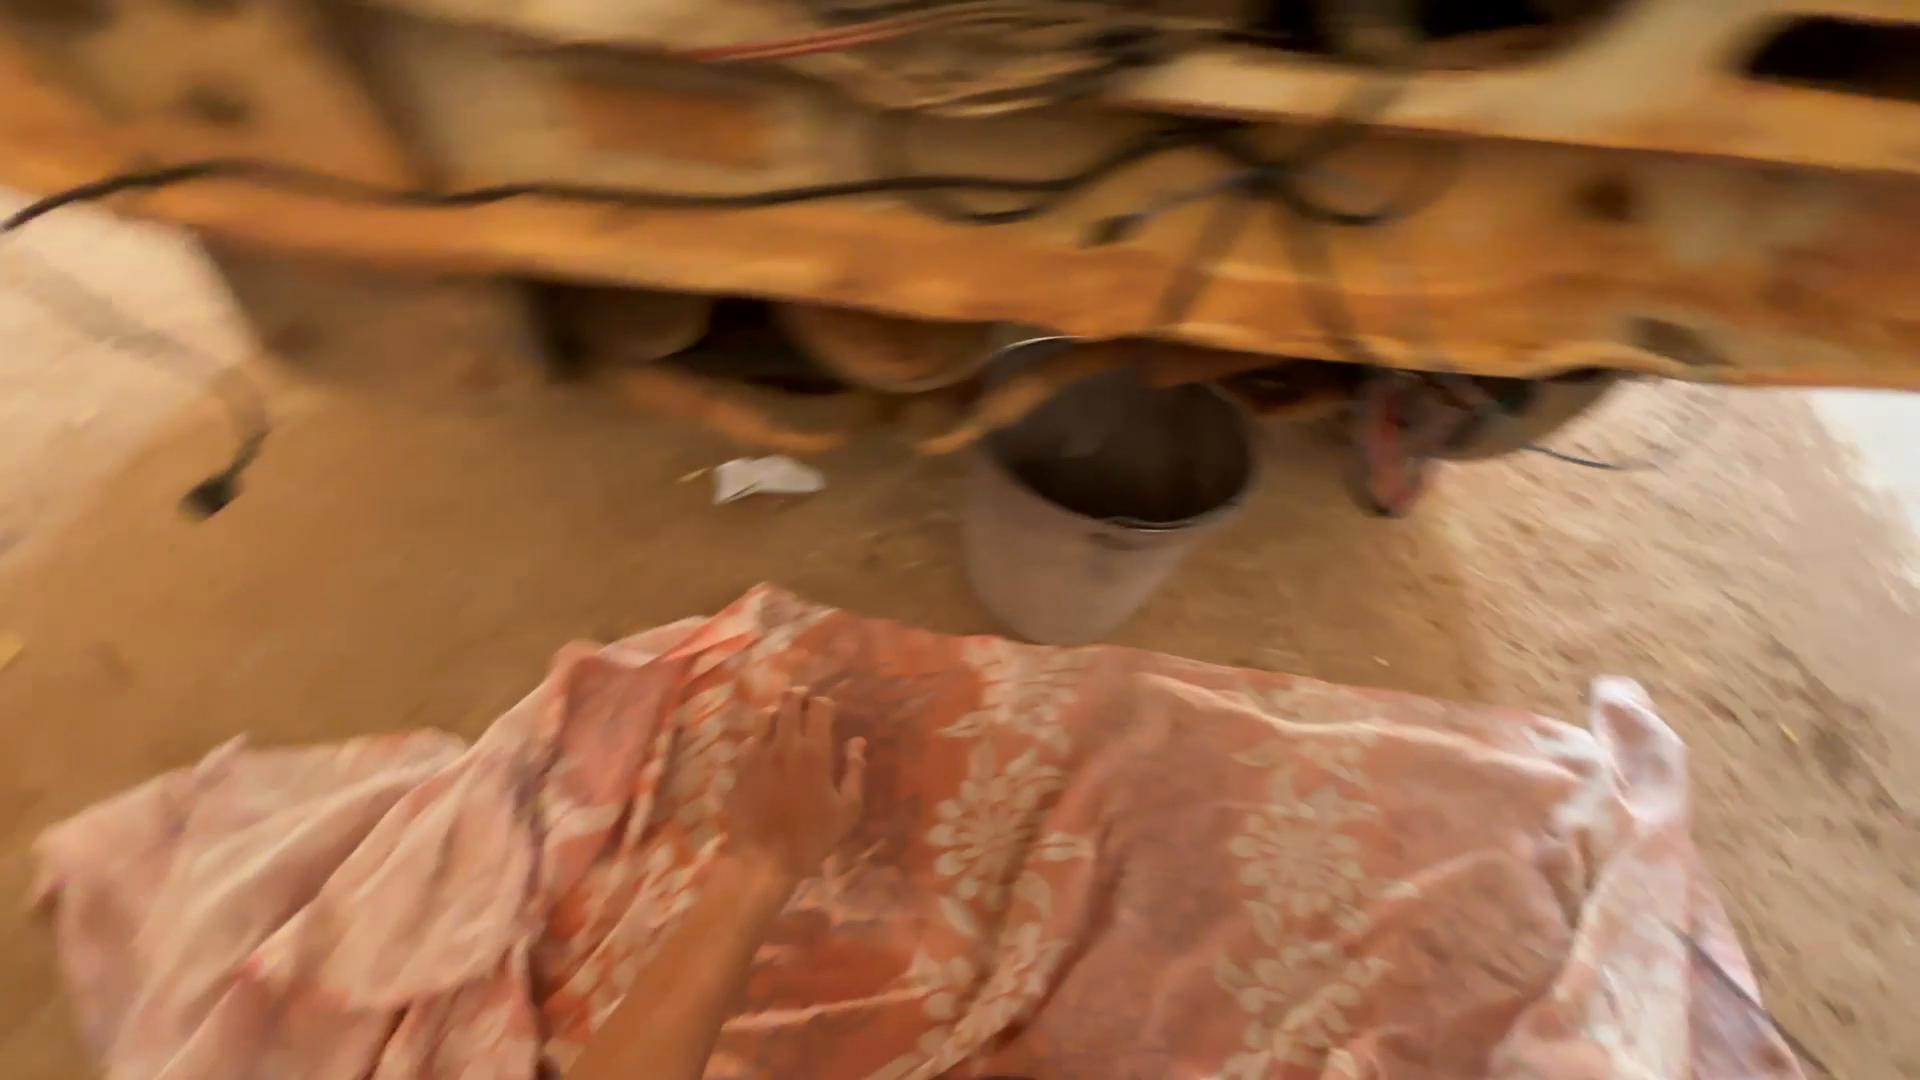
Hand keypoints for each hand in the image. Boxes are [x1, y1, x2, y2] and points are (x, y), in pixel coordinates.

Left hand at [725, 689, 865, 884]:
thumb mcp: (847, 809)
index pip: (820, 706)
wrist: (763, 860)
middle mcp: (785, 743)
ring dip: (777, 712)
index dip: (825, 703)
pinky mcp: (739, 766)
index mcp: (815, 750)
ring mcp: (758, 753)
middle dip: (800, 696)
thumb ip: (854, 770)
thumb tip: (858, 742)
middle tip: (806, 704)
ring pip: (765, 714)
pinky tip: (765, 748)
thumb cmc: (812, 836)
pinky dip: (759, 736)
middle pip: (790, 700)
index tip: (829, 710)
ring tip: (784, 721)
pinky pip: (749, 738)